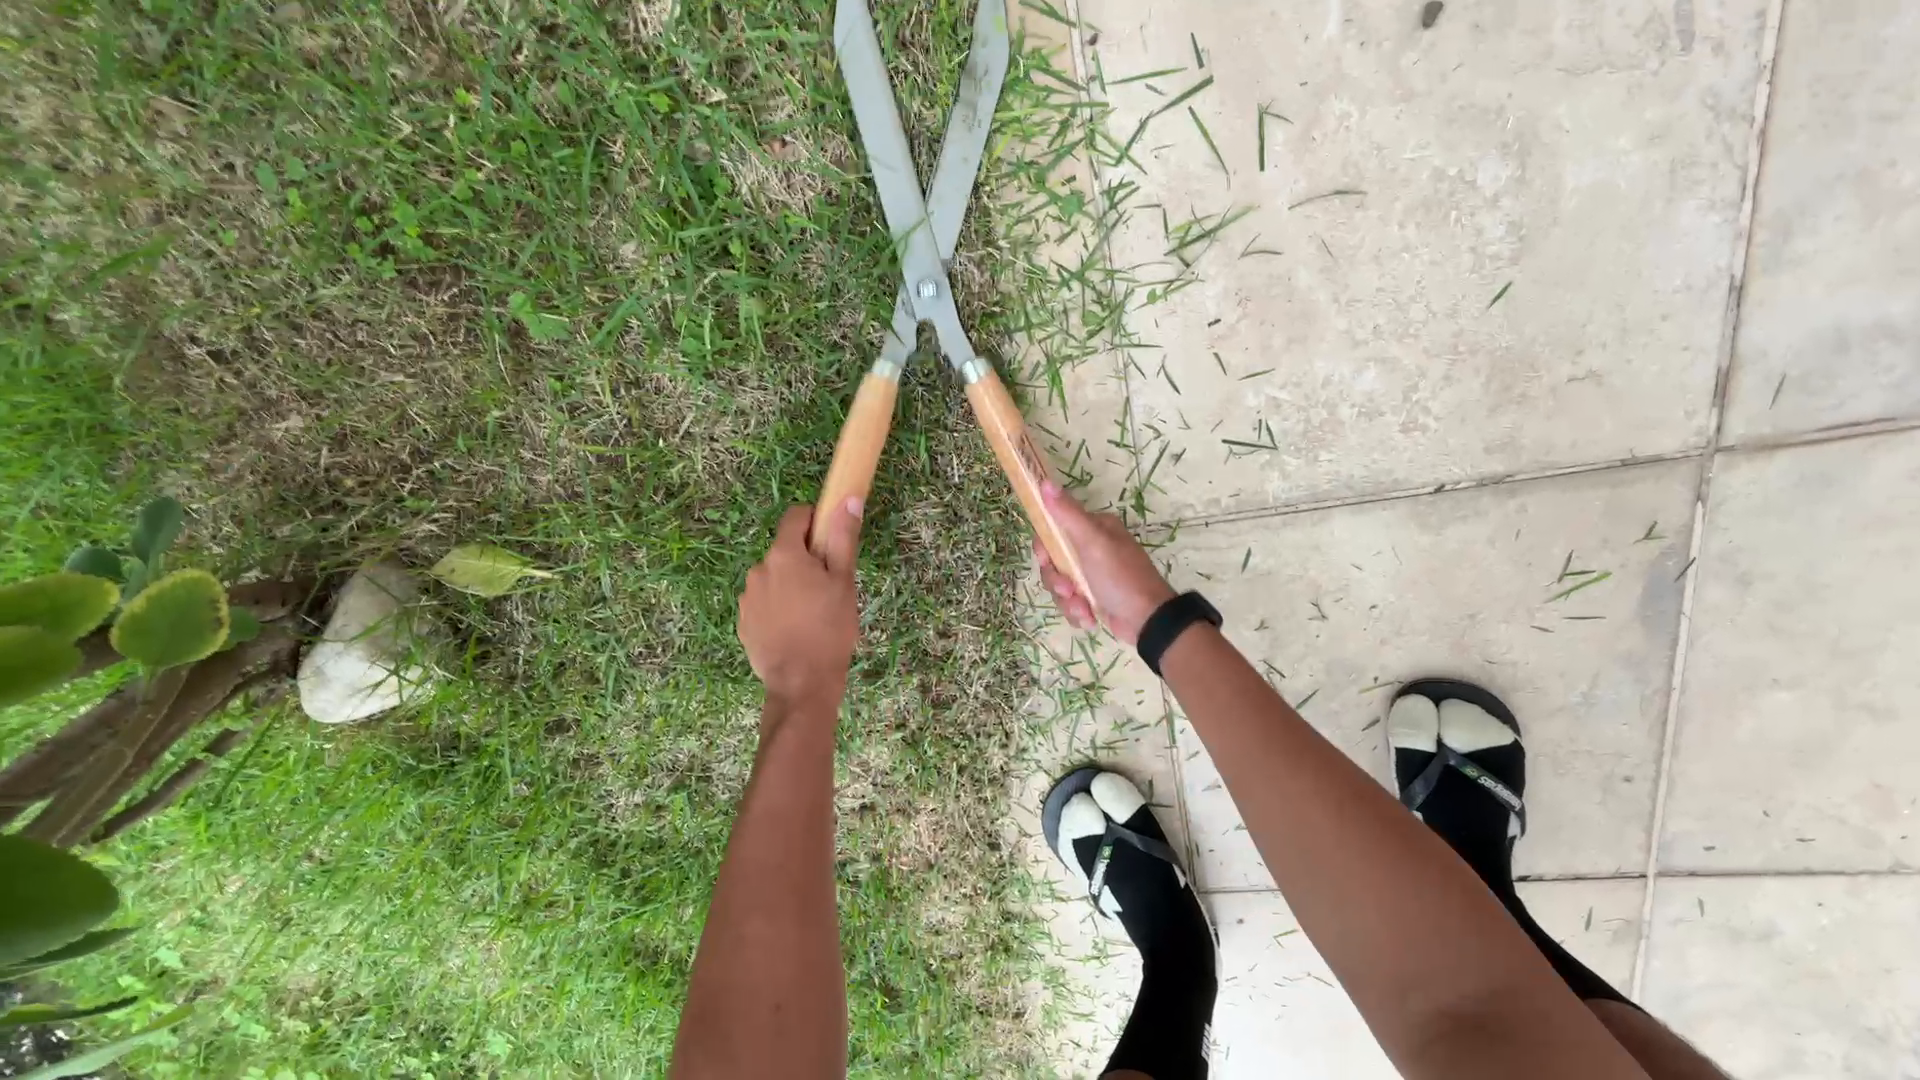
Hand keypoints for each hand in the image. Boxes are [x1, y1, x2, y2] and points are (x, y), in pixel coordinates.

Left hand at [738, 498, 862, 705]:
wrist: (801, 683)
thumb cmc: (830, 629)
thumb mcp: (844, 581)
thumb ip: (843, 538)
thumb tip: (847, 499)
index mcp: (784, 554)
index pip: (796, 517)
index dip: (816, 523)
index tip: (832, 544)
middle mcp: (758, 569)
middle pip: (785, 551)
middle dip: (805, 562)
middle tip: (829, 589)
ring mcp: (747, 597)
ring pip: (774, 578)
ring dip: (791, 586)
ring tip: (813, 616)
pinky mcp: (743, 622)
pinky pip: (764, 603)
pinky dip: (778, 609)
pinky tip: (795, 631)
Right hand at [1034, 482, 1175, 645]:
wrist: (1147, 620)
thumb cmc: (1120, 577)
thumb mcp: (1093, 542)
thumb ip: (1068, 514)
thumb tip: (1044, 481)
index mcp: (1094, 528)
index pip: (1054, 530)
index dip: (1045, 549)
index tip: (1047, 561)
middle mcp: (1093, 548)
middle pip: (1053, 562)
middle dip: (1058, 582)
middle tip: (1070, 591)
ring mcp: (1093, 574)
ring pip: (1060, 585)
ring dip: (1068, 602)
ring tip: (1085, 611)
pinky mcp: (1094, 597)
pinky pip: (1070, 602)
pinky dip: (1077, 612)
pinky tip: (1090, 619)